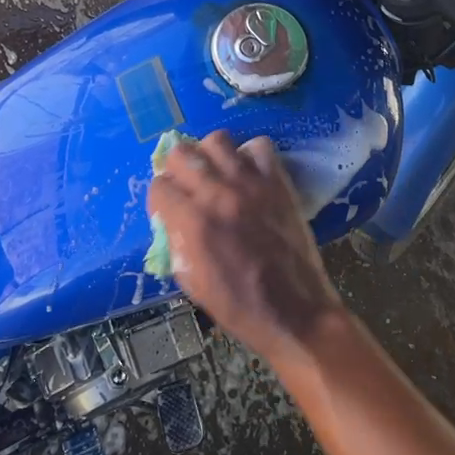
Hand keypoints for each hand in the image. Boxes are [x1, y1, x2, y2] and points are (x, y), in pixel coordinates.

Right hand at [147, 130, 346, 364]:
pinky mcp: (277, 182)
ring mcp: (250, 184)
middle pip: (181, 153)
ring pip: (217, 140)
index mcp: (192, 223)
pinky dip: (249, 155)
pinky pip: (258, 146)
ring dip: (210, 155)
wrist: (295, 314)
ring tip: (216, 174)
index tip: (168, 209)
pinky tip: (248, 174)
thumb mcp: (191, 282)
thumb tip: (170, 218)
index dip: (161, 199)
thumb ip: (174, 242)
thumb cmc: (239, 306)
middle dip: (177, 169)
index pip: (159, 186)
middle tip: (187, 187)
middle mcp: (217, 194)